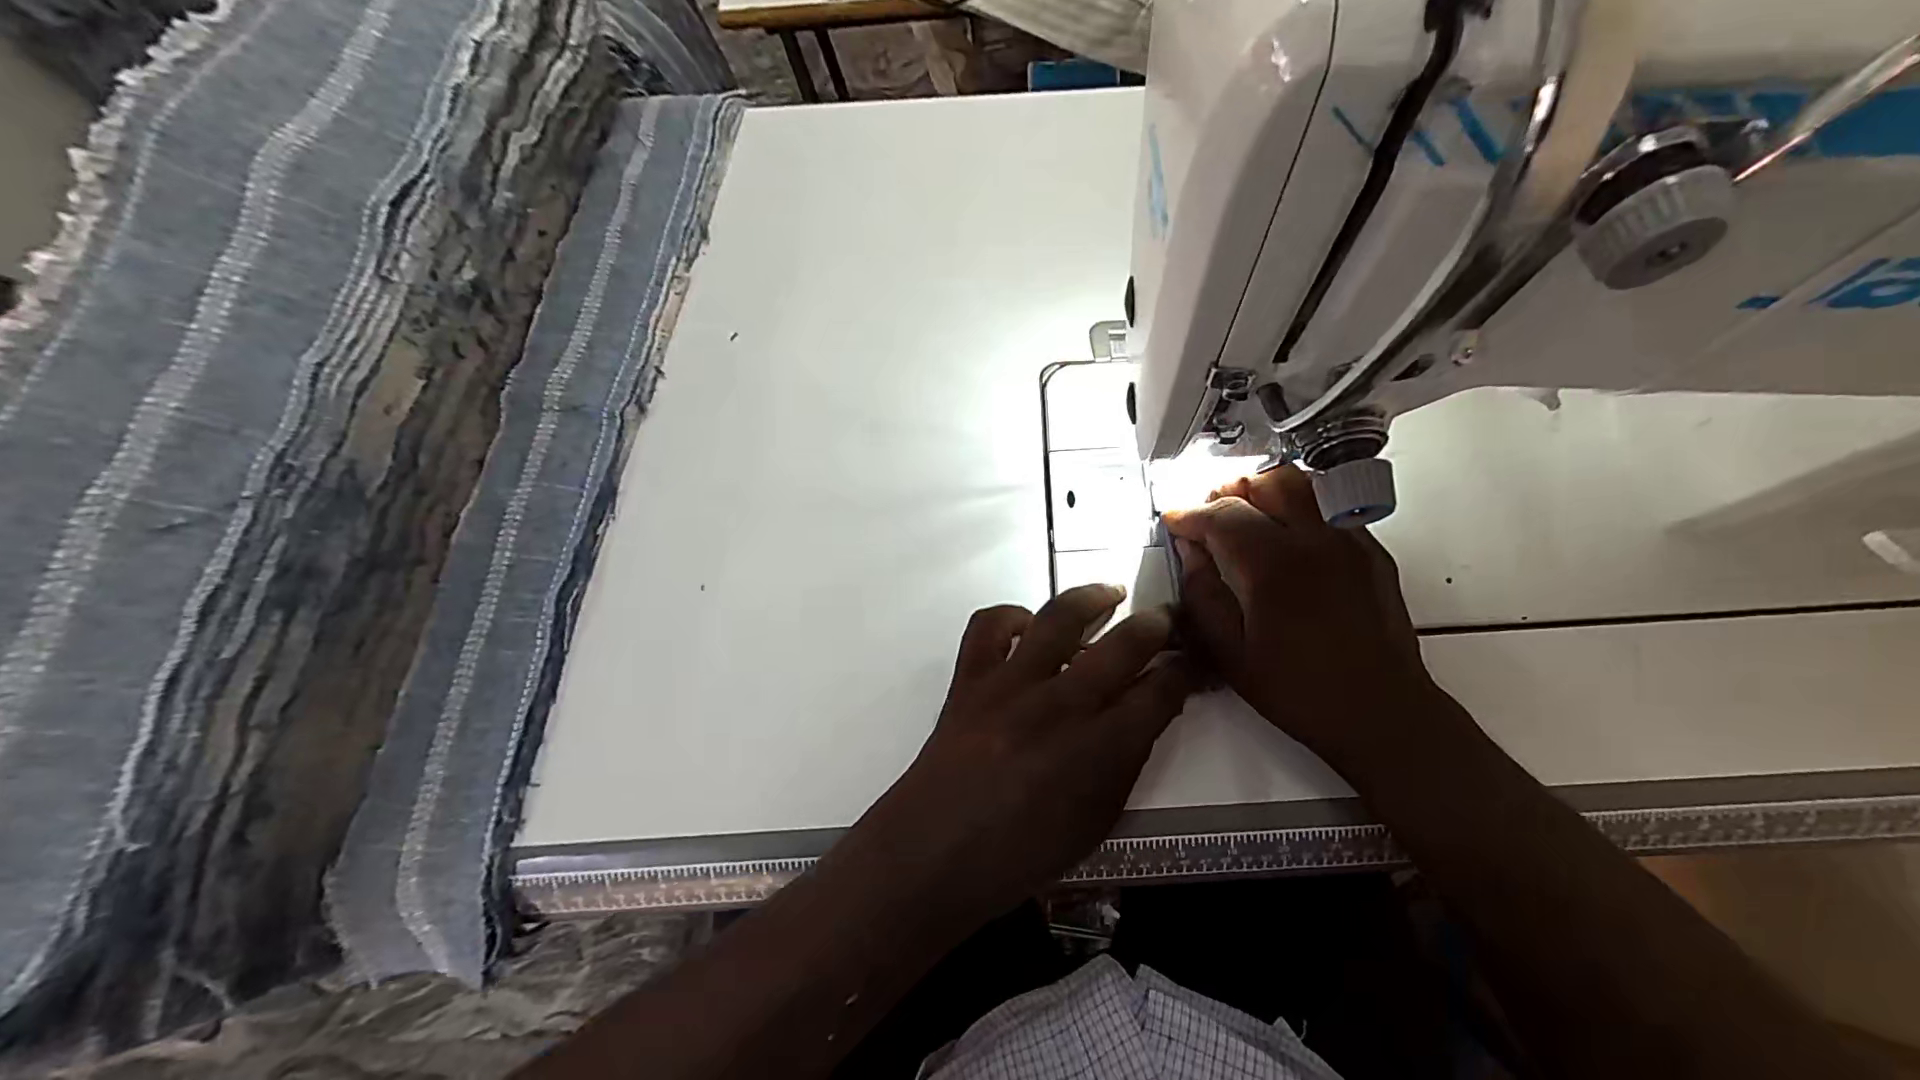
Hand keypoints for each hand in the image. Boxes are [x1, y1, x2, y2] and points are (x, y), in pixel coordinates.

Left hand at [846, 585, 1191, 923]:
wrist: (935, 852)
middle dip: (1156, 626)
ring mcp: (1012, 684)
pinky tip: (1028, 625)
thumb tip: (1143, 717)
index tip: (1190, 663)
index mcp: (1101, 748)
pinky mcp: (971, 678)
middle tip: (1166, 618)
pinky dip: (1011, 615)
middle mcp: (1061, 704)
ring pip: (1059, 617)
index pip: (1160, 692)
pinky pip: (989, 626)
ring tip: (1109, 594)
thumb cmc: (1020, 854)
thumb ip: (1125, 764)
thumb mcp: (1096, 821)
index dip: (1184, 672)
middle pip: (1123, 645)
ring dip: (1091, 598)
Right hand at [1161, 466, 1432, 758]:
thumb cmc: (1306, 692)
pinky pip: (1330, 507)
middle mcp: (1317, 544)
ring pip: (1303, 484)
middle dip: (1227, 493)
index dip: (1190, 514)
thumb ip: (1202, 595)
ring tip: (1245, 515)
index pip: (1223, 514)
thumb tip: (1190, 554)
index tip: (1176, 521)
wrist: (1379, 712)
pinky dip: (1300, 505)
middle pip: (1265, 484)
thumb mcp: (1230, 652)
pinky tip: (1284, 535)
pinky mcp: (1372, 552)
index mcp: (1275, 568)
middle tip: (1207, 517)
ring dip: (1265, 492)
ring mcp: (1350, 544)